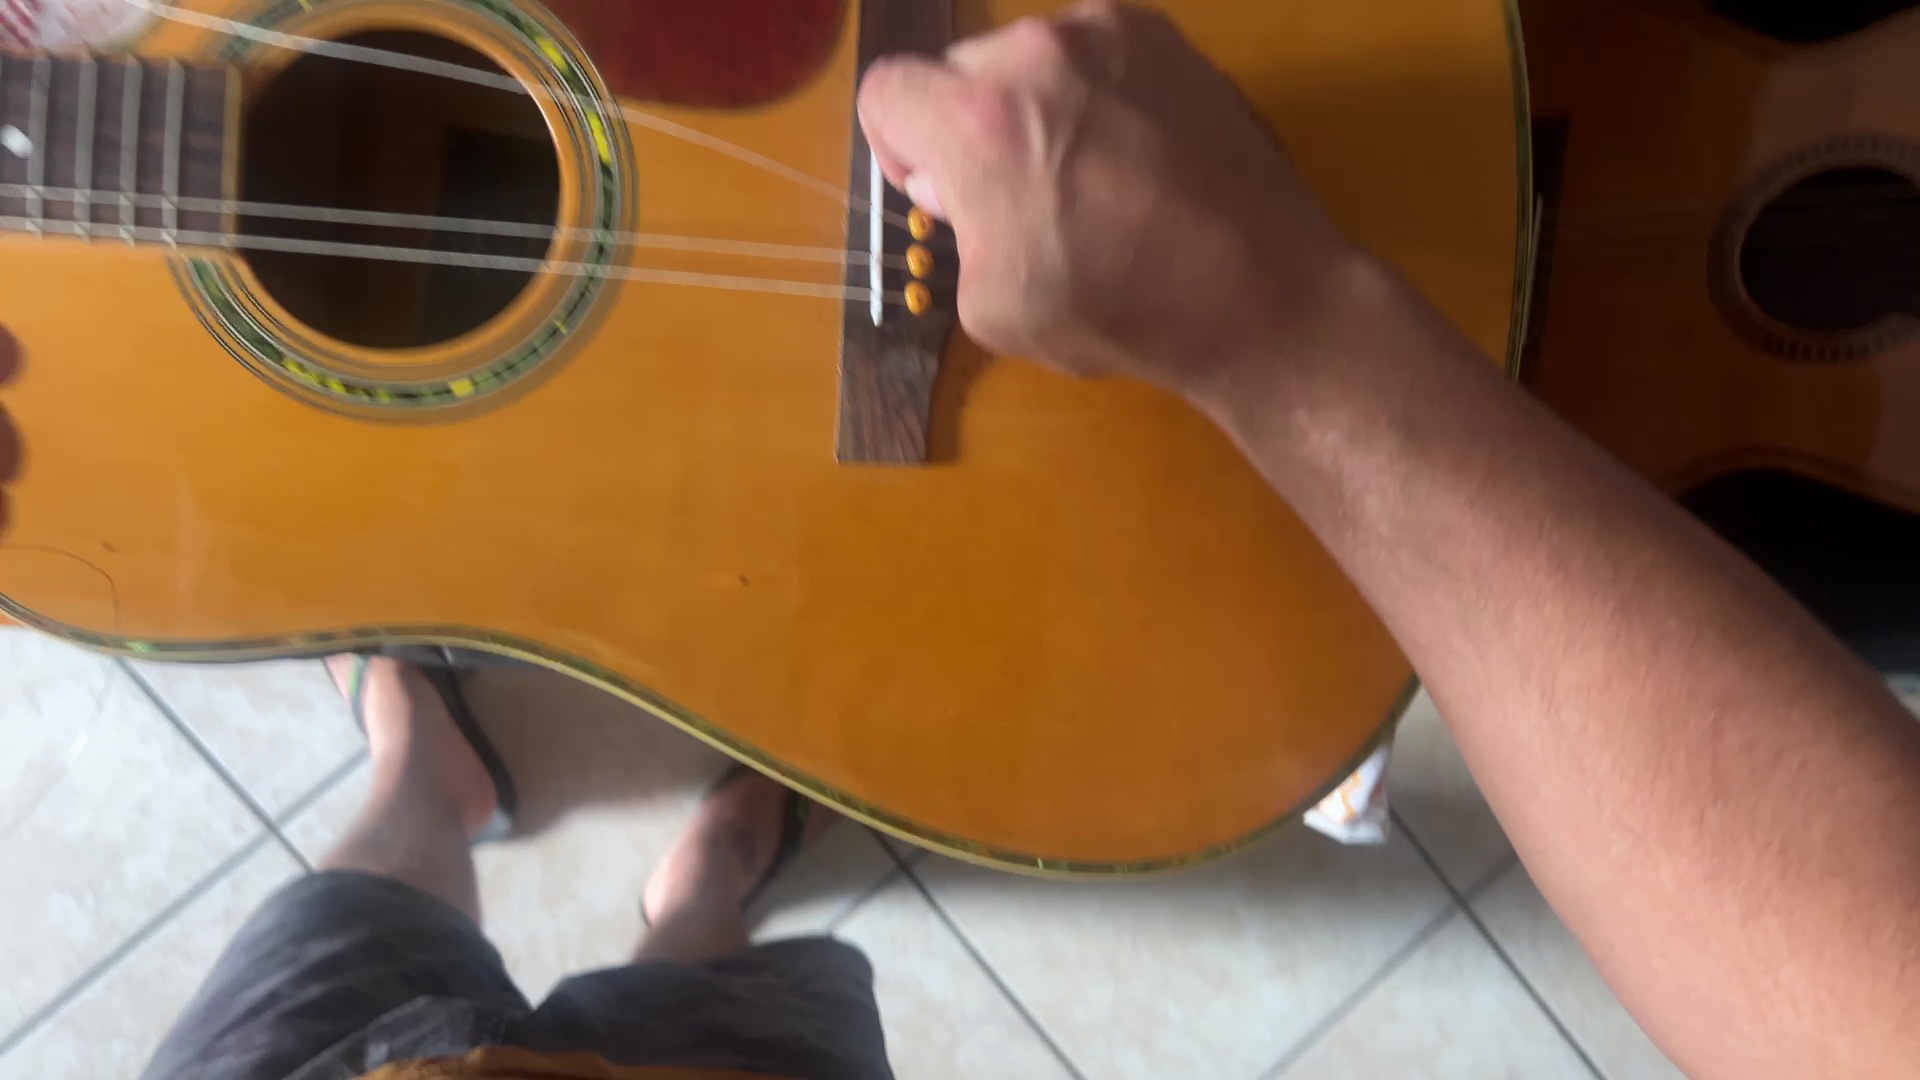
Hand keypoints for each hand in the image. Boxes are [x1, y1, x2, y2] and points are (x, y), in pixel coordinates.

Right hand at [857, 1, 1362, 410]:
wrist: (1249, 292)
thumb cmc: (1110, 312)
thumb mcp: (991, 306)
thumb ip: (954, 232)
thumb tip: (956, 186)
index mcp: (979, 123)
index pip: (885, 93)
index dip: (896, 147)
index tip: (935, 190)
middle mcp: (1037, 52)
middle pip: (958, 73)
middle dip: (966, 132)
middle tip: (1014, 198)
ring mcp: (1110, 32)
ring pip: (1028, 62)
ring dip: (1029, 112)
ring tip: (1083, 181)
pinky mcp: (1168, 37)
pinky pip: (1093, 57)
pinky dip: (1089, 98)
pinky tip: (1128, 159)